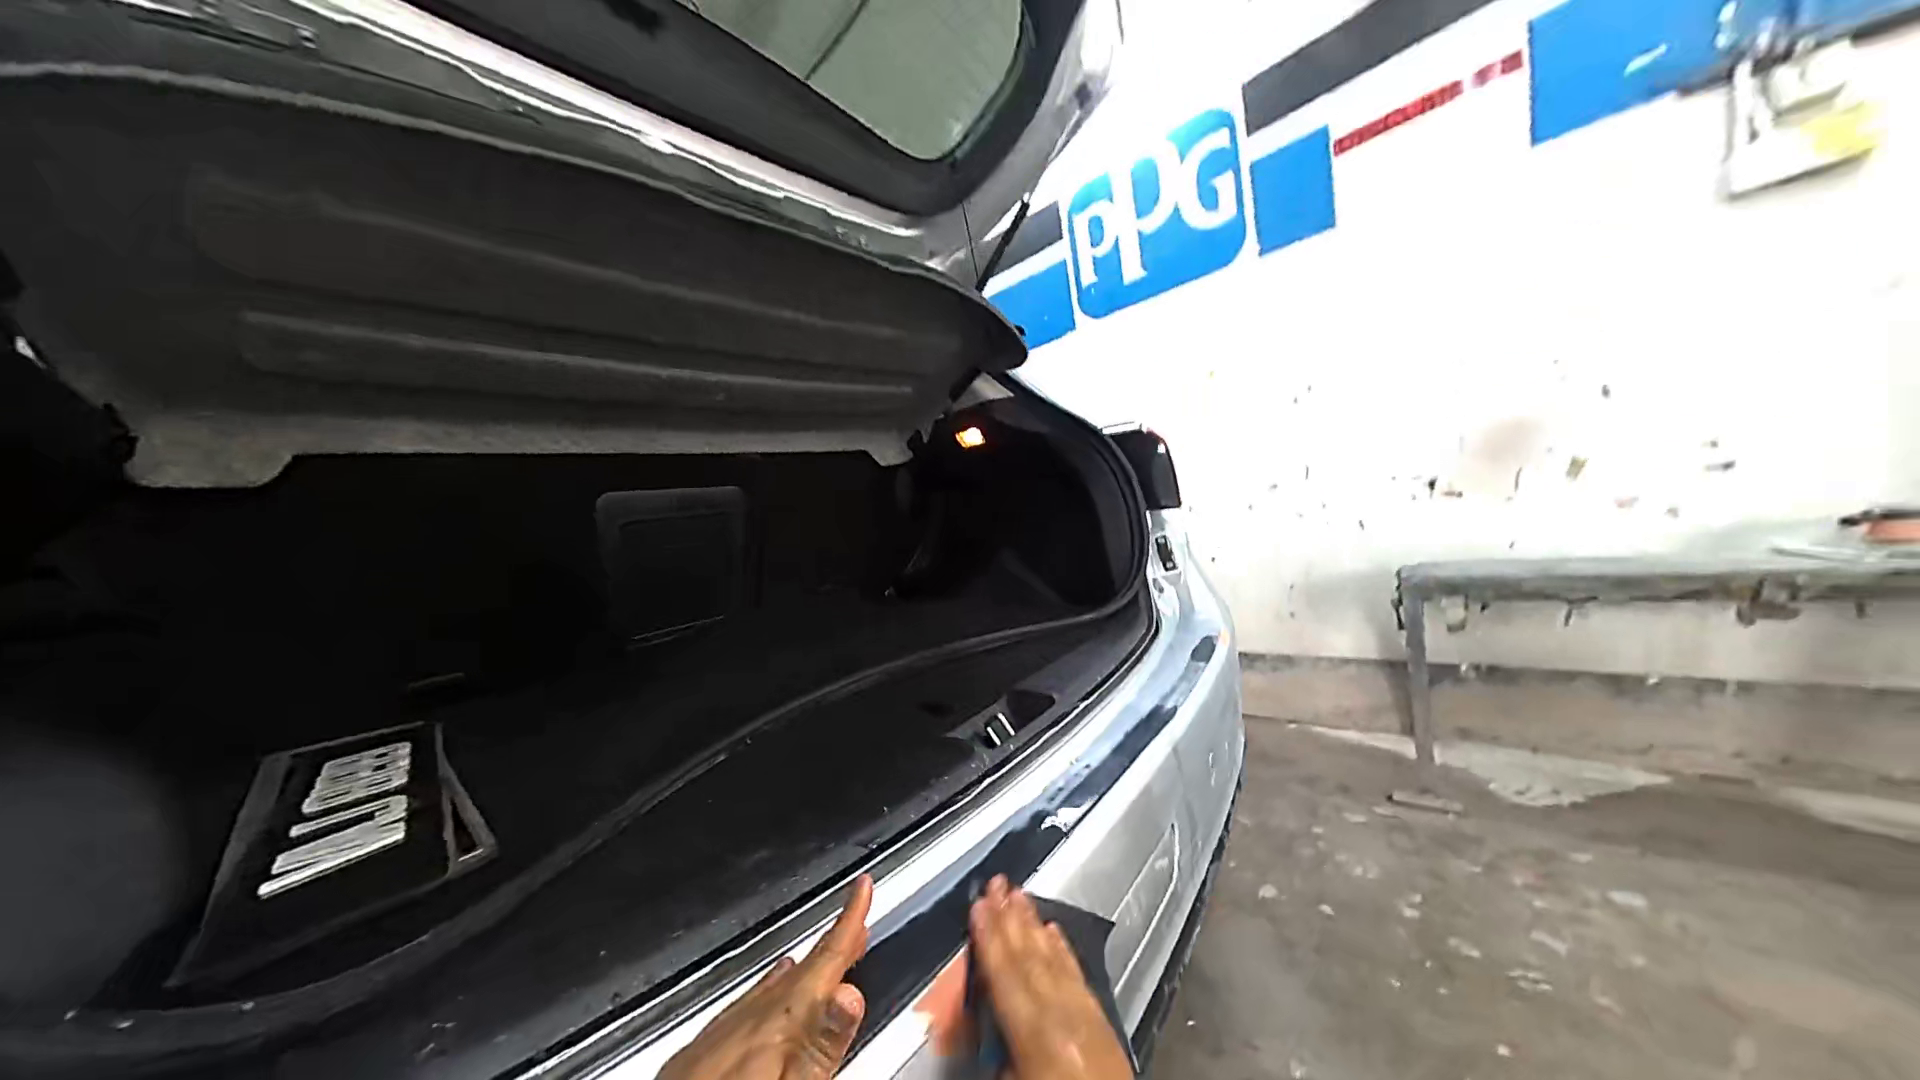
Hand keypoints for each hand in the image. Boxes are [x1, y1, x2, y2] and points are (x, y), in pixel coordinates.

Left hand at [660, 875, 872, 1079]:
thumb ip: (820, 1049)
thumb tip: (851, 996)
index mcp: (777, 1026)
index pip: (822, 962)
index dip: (848, 922)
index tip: (862, 888)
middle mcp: (748, 1019)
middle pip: (803, 971)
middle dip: (834, 943)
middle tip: (858, 921)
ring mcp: (722, 1034)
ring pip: (774, 987)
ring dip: (806, 969)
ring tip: (825, 955)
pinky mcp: (700, 1055)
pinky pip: (748, 1005)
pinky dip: (771, 990)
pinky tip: (770, 992)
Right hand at [969, 875, 1132, 1079]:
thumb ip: (994, 1048)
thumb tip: (978, 1020)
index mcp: (1036, 1033)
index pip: (1006, 974)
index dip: (989, 937)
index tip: (978, 904)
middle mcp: (1062, 1014)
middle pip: (1029, 957)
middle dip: (1010, 918)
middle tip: (998, 883)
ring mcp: (1085, 1014)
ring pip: (1053, 958)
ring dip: (1033, 924)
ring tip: (1020, 895)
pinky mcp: (1101, 1021)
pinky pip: (1078, 974)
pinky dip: (1063, 950)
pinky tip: (1055, 931)